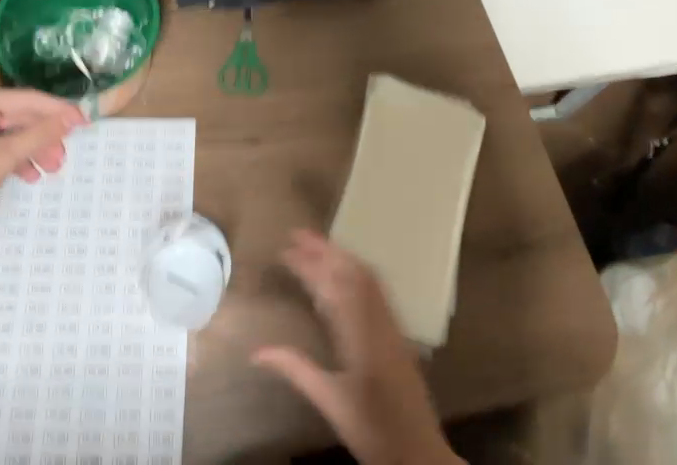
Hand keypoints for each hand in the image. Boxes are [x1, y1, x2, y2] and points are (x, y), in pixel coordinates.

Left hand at [0, 90, 85, 251]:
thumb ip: (37, 135)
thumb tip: (70, 117)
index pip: (24, 98)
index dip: (56, 109)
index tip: (85, 121)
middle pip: (16, 115)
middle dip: (43, 134)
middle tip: (67, 153)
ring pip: (8, 134)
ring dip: (32, 149)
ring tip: (52, 168)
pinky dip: (15, 160)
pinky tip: (29, 175)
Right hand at [253, 231, 458, 464]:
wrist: (419, 452)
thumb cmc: (372, 430)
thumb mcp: (330, 401)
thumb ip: (296, 370)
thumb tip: (256, 351)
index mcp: (362, 336)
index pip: (334, 286)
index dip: (309, 264)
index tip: (285, 250)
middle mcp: (381, 323)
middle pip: (354, 273)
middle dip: (326, 250)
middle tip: (298, 234)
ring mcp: (394, 327)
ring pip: (369, 279)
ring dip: (343, 257)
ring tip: (318, 245)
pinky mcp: (400, 335)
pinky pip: (379, 292)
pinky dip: (358, 273)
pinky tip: (346, 275)